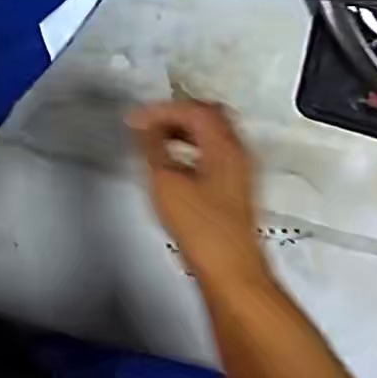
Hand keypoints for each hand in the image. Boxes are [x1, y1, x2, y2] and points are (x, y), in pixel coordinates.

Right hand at [128, 100, 269, 286]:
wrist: (229, 268)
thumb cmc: (204, 230)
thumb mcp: (164, 179)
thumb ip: (152, 146)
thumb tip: (144, 126)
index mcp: (225, 148)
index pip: (194, 110)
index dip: (161, 109)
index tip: (137, 118)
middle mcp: (239, 155)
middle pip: (209, 114)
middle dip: (174, 113)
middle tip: (147, 119)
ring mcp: (240, 170)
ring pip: (212, 131)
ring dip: (181, 128)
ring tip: (152, 135)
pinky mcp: (233, 185)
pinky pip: (212, 149)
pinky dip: (188, 144)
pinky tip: (170, 157)